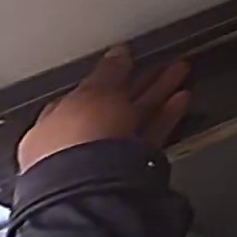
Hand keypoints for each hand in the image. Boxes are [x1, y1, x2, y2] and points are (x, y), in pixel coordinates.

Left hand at [16, 46, 190, 171]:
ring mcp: (106, 152)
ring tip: (180, 72)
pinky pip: (153, 131)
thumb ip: (109, 71)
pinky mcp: (132, 162)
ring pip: (137, 115)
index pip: (86, 91)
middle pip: (116, 103)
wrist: (95, 184)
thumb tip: (117, 53)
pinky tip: (181, 99)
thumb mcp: (94, 93)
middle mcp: (78, 140)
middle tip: (164, 63)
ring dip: (159, 93)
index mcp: (55, 123)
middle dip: (142, 81)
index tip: (132, 59)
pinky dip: (167, 114)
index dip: (111, 73)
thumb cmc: (78, 140)